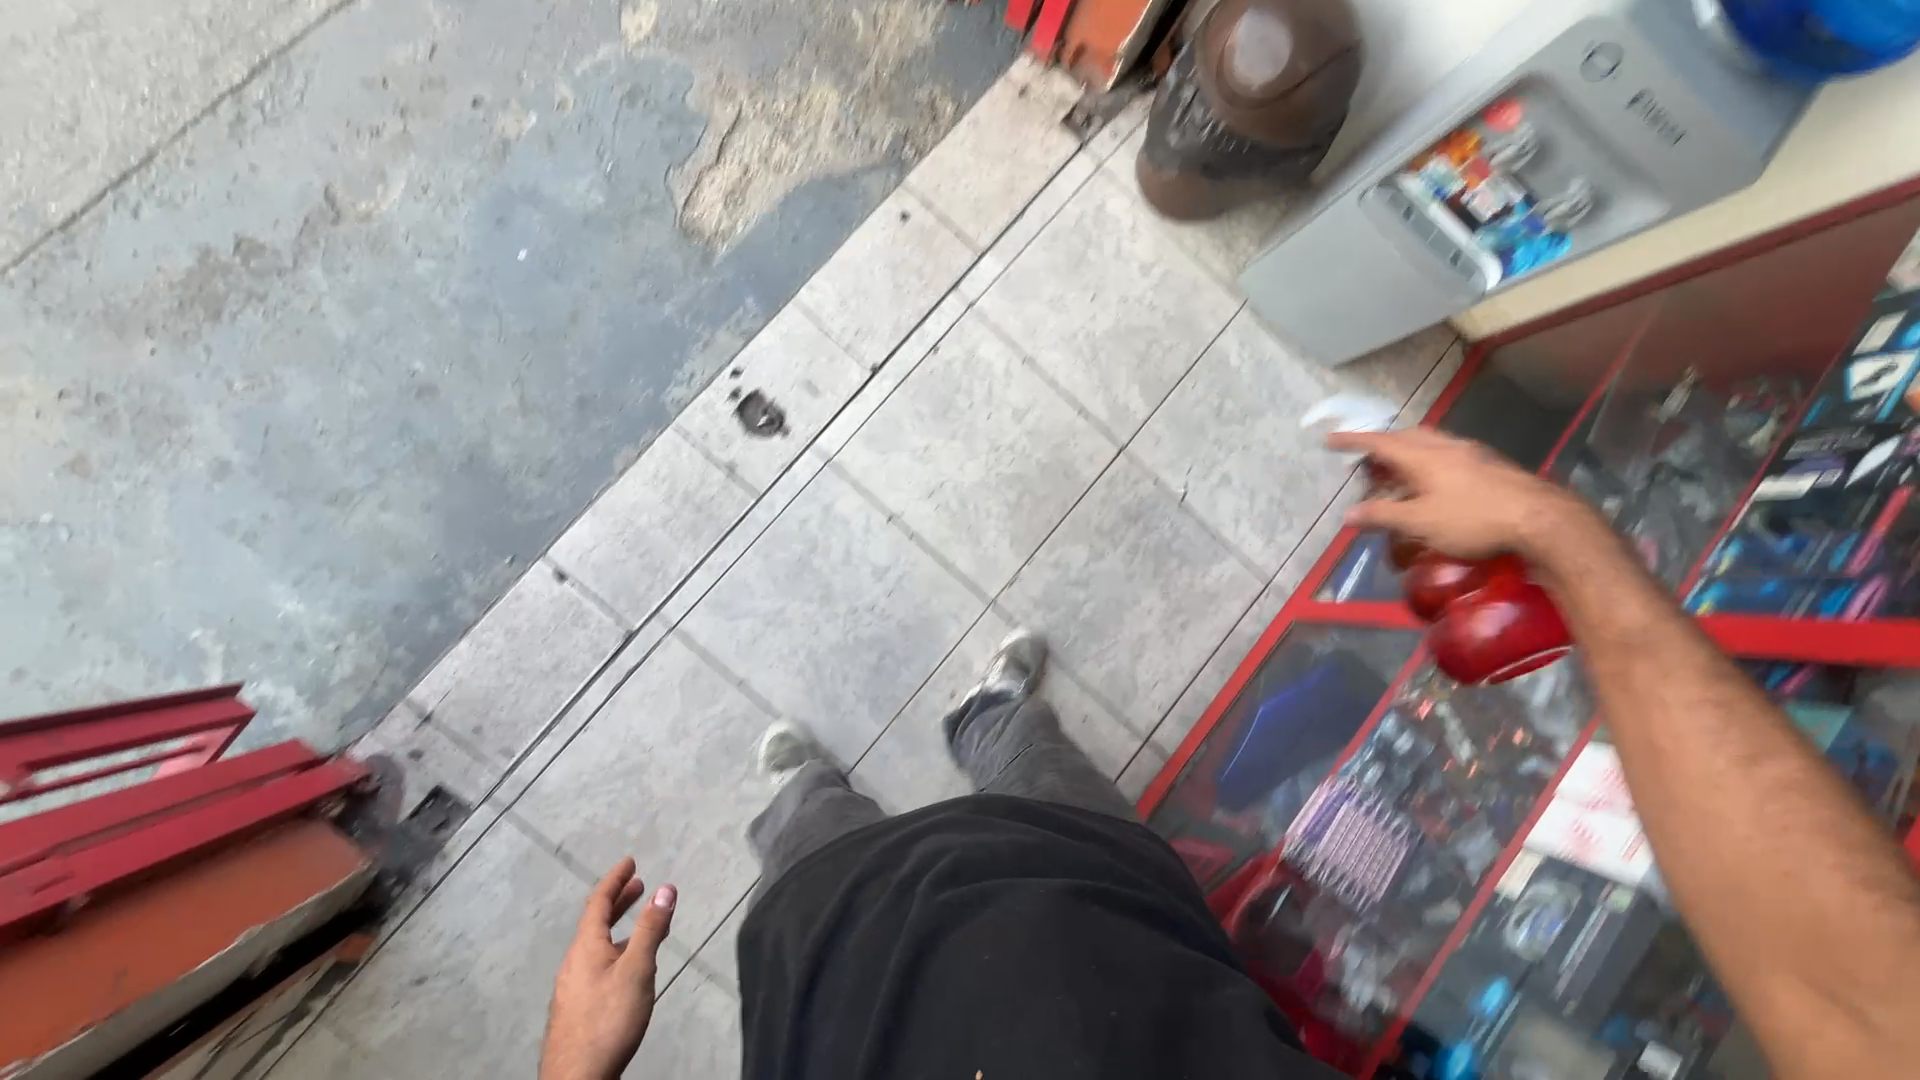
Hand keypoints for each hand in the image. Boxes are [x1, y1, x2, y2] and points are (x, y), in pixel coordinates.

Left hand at [540, 858, 676, 1079]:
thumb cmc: (608, 1020)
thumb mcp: (637, 970)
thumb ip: (652, 929)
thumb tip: (665, 887)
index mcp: (585, 948)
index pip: (598, 903)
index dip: (615, 880)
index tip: (630, 861)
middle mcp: (574, 964)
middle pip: (595, 924)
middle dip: (618, 902)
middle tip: (638, 885)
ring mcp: (573, 989)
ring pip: (597, 947)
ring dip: (620, 929)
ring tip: (644, 925)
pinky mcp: (577, 1011)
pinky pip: (597, 966)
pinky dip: (616, 952)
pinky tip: (630, 971)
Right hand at [1326, 428, 1598, 563]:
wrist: (1540, 519)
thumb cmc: (1473, 519)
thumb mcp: (1420, 523)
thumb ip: (1383, 515)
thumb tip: (1349, 514)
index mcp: (1423, 457)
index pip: (1380, 443)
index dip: (1353, 441)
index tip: (1331, 439)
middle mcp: (1445, 447)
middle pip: (1407, 436)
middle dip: (1382, 442)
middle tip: (1366, 457)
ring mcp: (1471, 454)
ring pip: (1431, 442)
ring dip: (1408, 449)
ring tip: (1398, 467)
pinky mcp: (1489, 465)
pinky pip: (1448, 452)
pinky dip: (1429, 459)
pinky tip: (1435, 478)